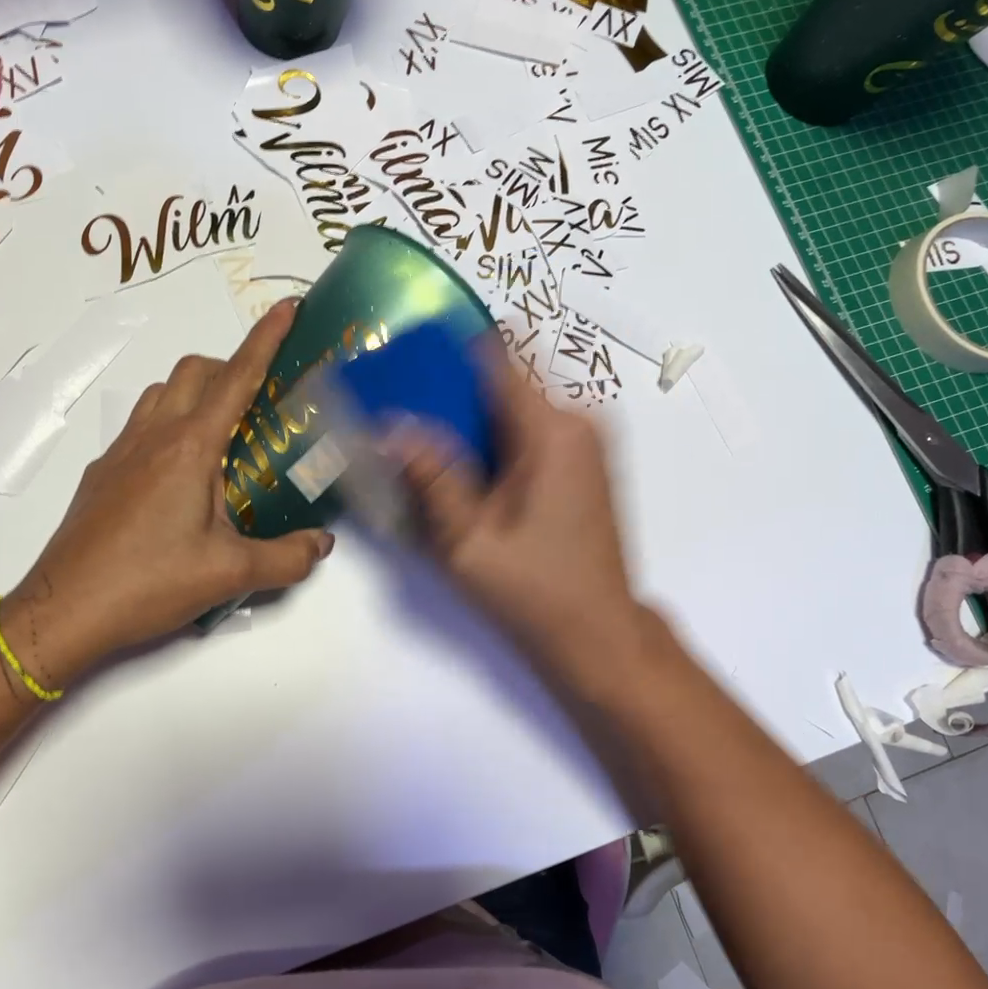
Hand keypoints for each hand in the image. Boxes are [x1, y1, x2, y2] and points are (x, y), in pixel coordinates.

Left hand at [0, 298, 334, 687]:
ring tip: (220, 437)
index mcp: (190, 448)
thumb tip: (323, 544)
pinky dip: (166, 426)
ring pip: (159, 393)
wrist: (65, 611)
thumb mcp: (228, 575)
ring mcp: (120, 453)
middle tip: (259, 402)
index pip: (237, 377)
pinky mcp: (100, 475)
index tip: (289, 306)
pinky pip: (138, 428)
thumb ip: (286, 558)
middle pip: (193, 371)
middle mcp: (153, 436)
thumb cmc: (148, 584)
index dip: (267, 339)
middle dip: (230, 366)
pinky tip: (178, 479)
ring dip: (193, 394)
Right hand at [390, 350, 641, 667]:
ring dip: (468, 418)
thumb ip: (431, 478)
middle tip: (403, 423)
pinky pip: (528, 426)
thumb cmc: (534, 590)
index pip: (495, 355)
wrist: (600, 635)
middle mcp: (576, 420)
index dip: (446, 353)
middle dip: (450, 392)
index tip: (404, 370)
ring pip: (512, 402)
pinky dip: (492, 437)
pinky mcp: (582, 460)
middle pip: (501, 377)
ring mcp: (584, 439)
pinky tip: (464, 476)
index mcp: (552, 430)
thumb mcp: (469, 541)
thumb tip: (387, 425)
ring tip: (426, 452)